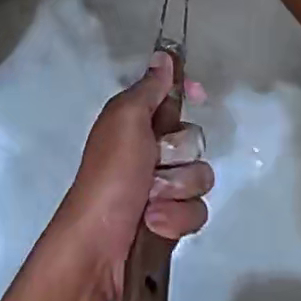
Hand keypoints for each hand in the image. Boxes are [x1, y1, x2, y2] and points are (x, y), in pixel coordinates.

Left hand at [53, 53, 212, 294]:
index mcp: (135, 122)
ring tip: (150, 199)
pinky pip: (198, 209)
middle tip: (153, 163)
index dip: (186, 92)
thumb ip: (149, 89)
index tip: (199, 93)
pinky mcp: (172, 219)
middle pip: (193, 137)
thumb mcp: (126, 120)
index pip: (171, 97)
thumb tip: (163, 55)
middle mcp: (151, 150)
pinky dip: (176, 217)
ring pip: (200, 175)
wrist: (100, 244)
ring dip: (176, 188)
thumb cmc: (112, 174)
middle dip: (178, 153)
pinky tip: (154, 223)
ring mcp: (163, 186)